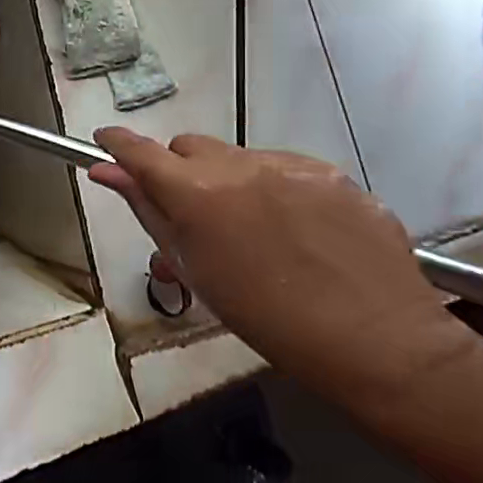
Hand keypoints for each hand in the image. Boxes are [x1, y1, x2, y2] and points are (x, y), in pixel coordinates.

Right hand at [89, 129, 463, 402]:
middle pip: (189, 147)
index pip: (141, 152)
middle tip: (194, 213)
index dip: (118, 144)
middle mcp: (238, 165)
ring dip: (232, 181)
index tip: (105, 142)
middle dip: (180, 170)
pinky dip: (277, 188)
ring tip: (257, 231)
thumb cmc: (269, 321)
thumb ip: (150, 213)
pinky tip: (299, 230)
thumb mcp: (197, 271)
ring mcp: (289, 163)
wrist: (377, 341)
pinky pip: (285, 168)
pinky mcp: (329, 170)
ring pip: (239, 157)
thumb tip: (108, 173)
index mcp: (197, 194)